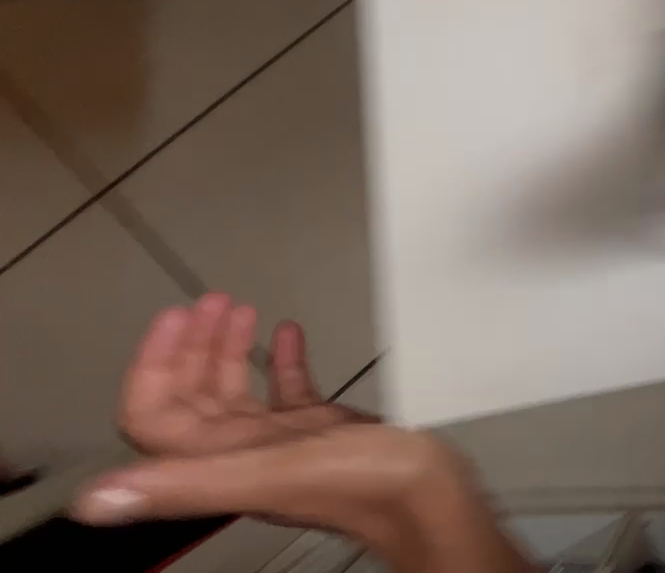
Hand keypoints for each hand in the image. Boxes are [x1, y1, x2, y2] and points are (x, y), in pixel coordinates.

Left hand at [78, 296, 529, 571]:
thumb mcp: (279, 475)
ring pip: (237, 391)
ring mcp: (280, 443)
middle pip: (194, 398)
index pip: (160, 414)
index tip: (177, 320)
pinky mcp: (321, 431)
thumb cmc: (367, 484)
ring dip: (232, 349)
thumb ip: (193, 484)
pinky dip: (284, 358)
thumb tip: (97, 499)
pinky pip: (289, 390)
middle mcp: (240, 455)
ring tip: (240, 310)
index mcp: (219, 465)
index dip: (158, 366)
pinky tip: (291, 332)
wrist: (429, 494)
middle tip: (208, 303)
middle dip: (195, 347)